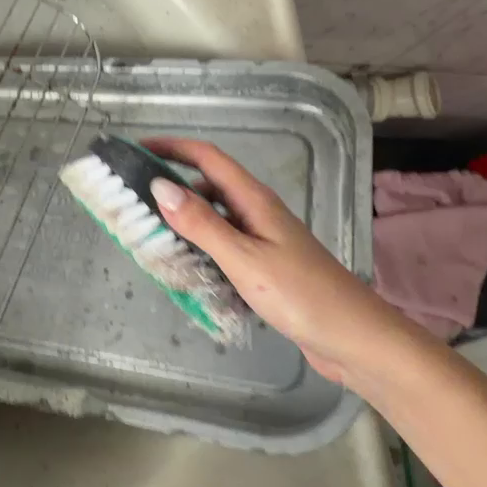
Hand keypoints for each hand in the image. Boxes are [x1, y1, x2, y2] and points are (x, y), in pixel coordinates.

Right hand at [141, 137, 415, 382]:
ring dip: (183, 218)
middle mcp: (257, 212)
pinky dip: (199, 247)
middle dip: (170, 184)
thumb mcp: (244, 258)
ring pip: (215, 216)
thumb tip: (160, 186)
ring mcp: (263, 238)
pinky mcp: (265, 265)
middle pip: (208, 184)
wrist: (354, 339)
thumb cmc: (301, 295)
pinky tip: (184, 265)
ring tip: (148, 232)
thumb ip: (202, 224)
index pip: (207, 158)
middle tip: (132, 197)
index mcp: (254, 200)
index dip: (172, 147)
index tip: (136, 148)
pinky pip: (223, 244)